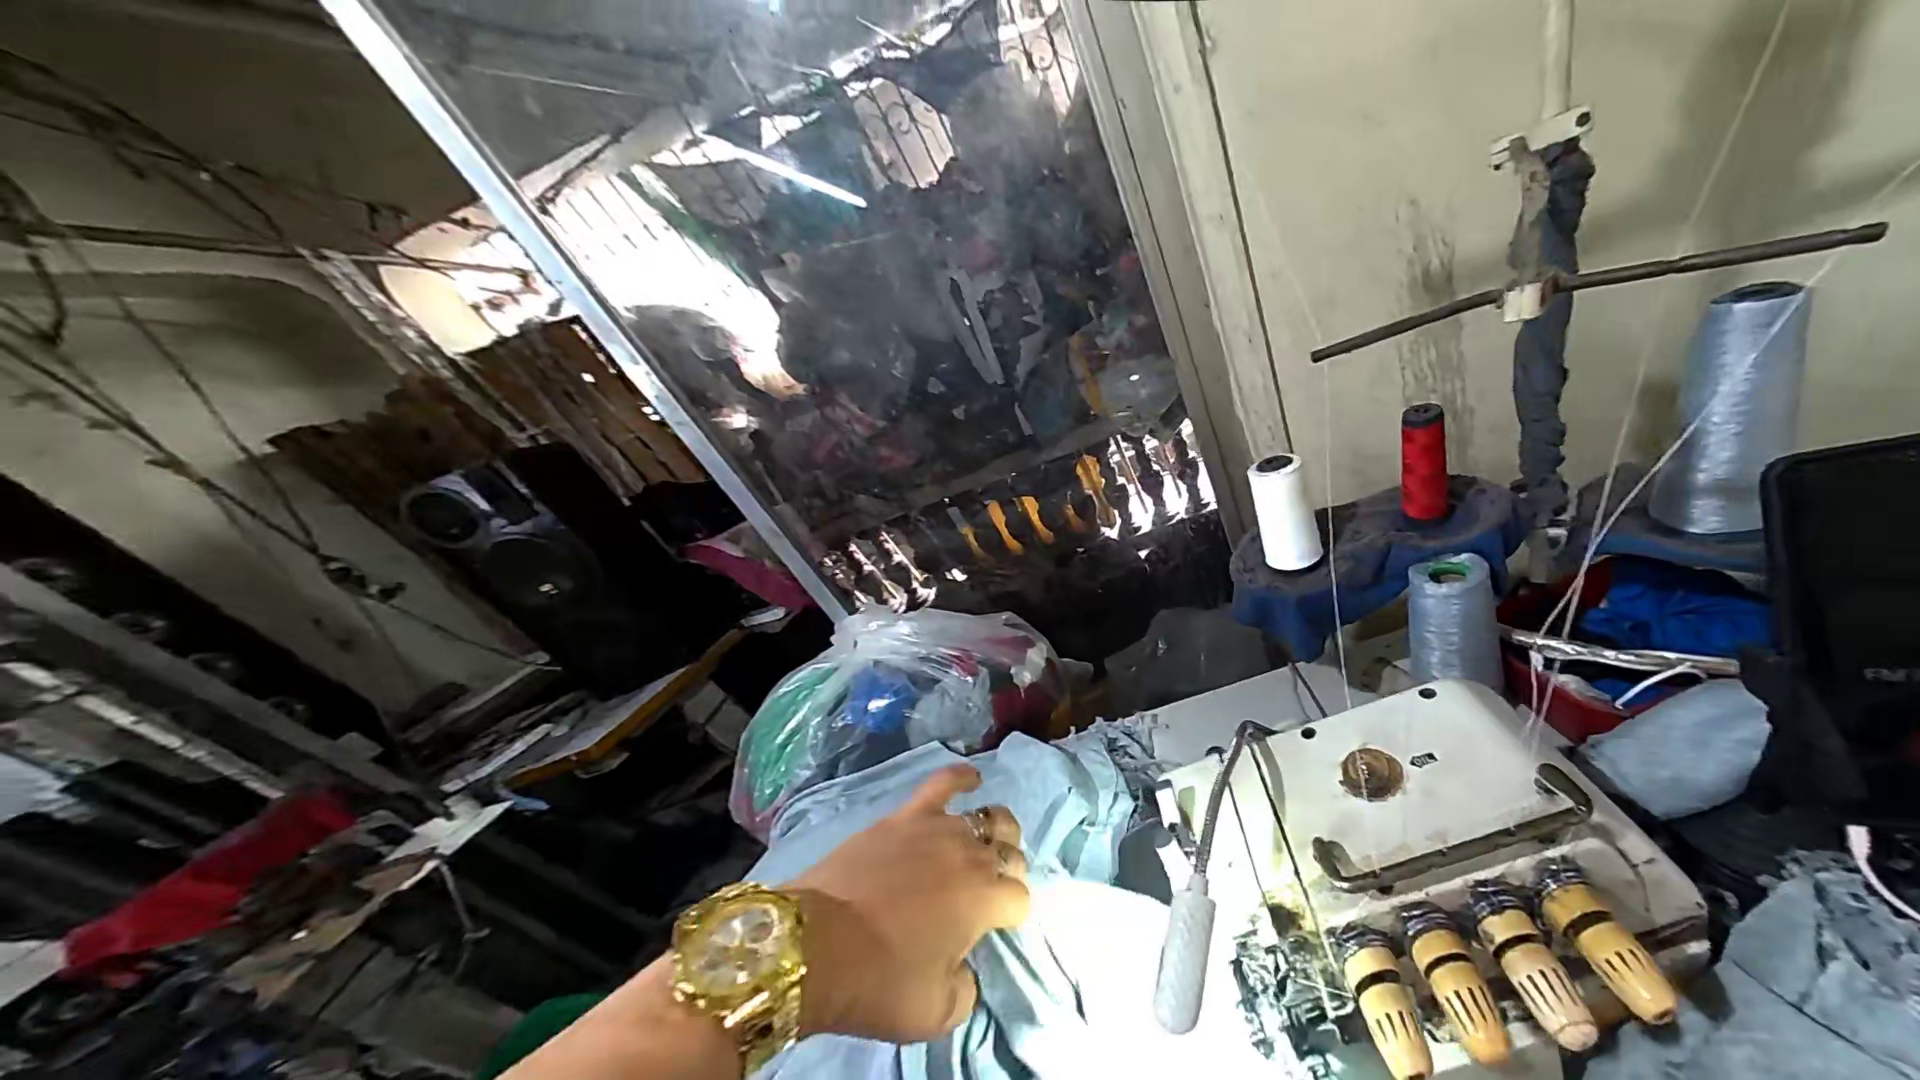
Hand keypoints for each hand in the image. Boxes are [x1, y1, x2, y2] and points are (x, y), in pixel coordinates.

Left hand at [791, 764, 1028, 1042]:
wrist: (818, 944)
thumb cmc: (880, 983)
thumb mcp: (937, 1012)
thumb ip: (966, 989)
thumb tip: (963, 968)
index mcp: (985, 899)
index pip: (1020, 898)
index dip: (1012, 914)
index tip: (995, 928)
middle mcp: (970, 855)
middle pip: (1008, 853)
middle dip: (1008, 872)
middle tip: (989, 891)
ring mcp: (936, 828)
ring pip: (986, 816)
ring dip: (996, 831)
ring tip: (988, 842)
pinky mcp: (904, 816)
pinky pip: (941, 783)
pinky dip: (961, 777)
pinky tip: (971, 779)